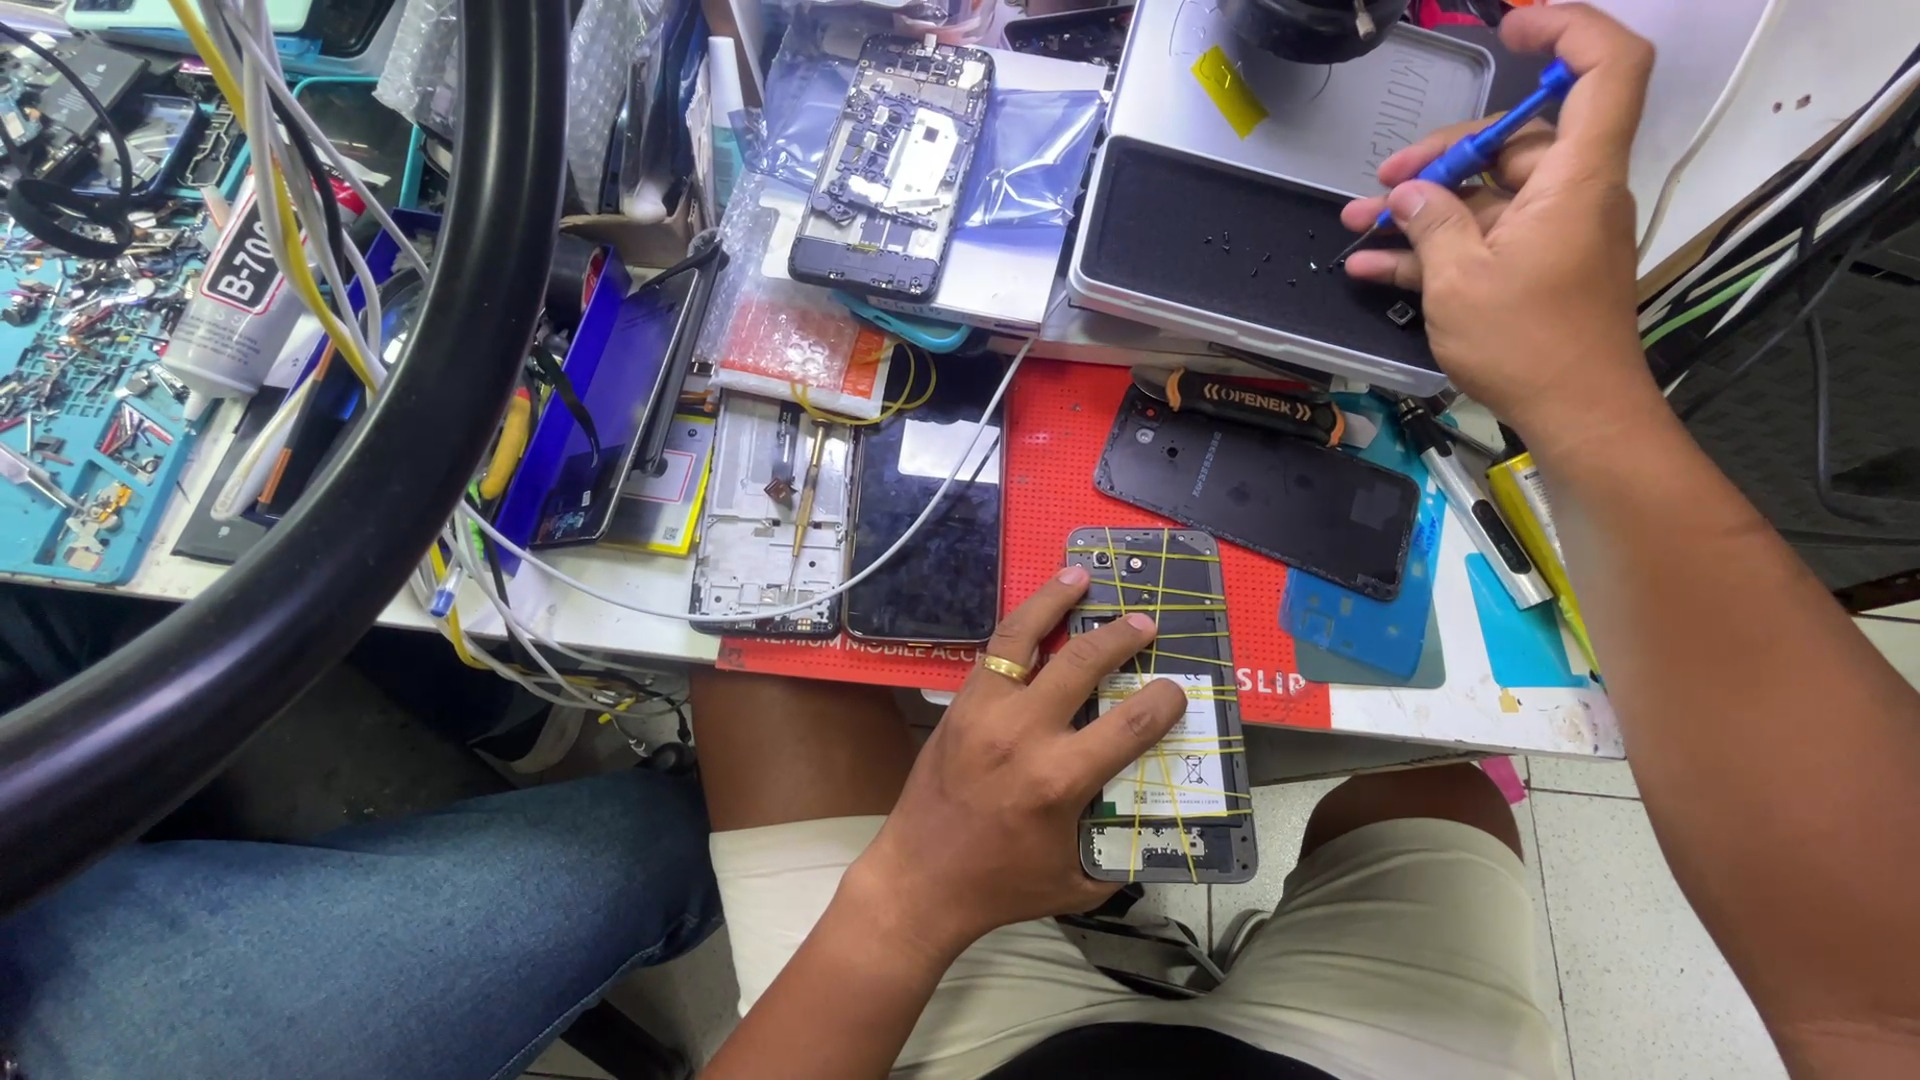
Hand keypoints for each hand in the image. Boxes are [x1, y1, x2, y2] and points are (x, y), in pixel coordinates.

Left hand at [843, 564, 1187, 959]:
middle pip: (1081, 664)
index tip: (1176, 688)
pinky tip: (1033, 614)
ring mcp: (984, 712)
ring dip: (1054, 600)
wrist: (919, 878)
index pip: (1129, 725)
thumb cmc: (1001, 885)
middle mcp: (1023, 734)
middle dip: (1119, 637)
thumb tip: (1153, 824)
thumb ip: (1119, 852)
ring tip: (1078, 575)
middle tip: (1144, 621)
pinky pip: (992, 654)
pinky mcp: (959, 706)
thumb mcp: (1075, 881)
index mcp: (1059, 780)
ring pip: (1022, 637)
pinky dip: (1017, 628)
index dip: (1162, 702)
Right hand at [1340, 4, 1658, 448]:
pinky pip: (1476, 244)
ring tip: (1357, 224)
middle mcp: (1568, 195)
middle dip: (1439, 158)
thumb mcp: (1461, 279)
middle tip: (1383, 182)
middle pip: (1512, 143)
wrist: (1572, 409)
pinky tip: (1372, 266)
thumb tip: (1408, 192)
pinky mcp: (1528, 270)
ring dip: (1418, 211)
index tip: (1512, 25)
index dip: (1566, 31)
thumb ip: (1432, 224)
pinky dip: (1429, 251)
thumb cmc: (1526, 340)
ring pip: (1481, 200)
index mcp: (1574, 179)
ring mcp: (1547, 235)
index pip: (1603, 70)